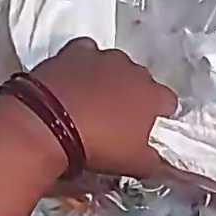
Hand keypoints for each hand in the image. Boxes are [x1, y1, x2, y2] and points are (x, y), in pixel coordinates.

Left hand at [28, 38, 177, 177]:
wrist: (47, 124)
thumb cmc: (98, 145)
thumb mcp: (133, 164)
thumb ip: (153, 162)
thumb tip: (159, 162)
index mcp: (152, 95)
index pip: (168, 101)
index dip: (159, 114)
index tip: (147, 126)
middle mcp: (133, 70)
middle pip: (141, 80)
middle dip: (133, 94)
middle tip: (117, 117)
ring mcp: (104, 57)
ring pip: (115, 64)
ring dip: (109, 77)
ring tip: (93, 98)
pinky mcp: (75, 51)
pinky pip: (86, 53)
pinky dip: (84, 64)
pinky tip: (75, 78)